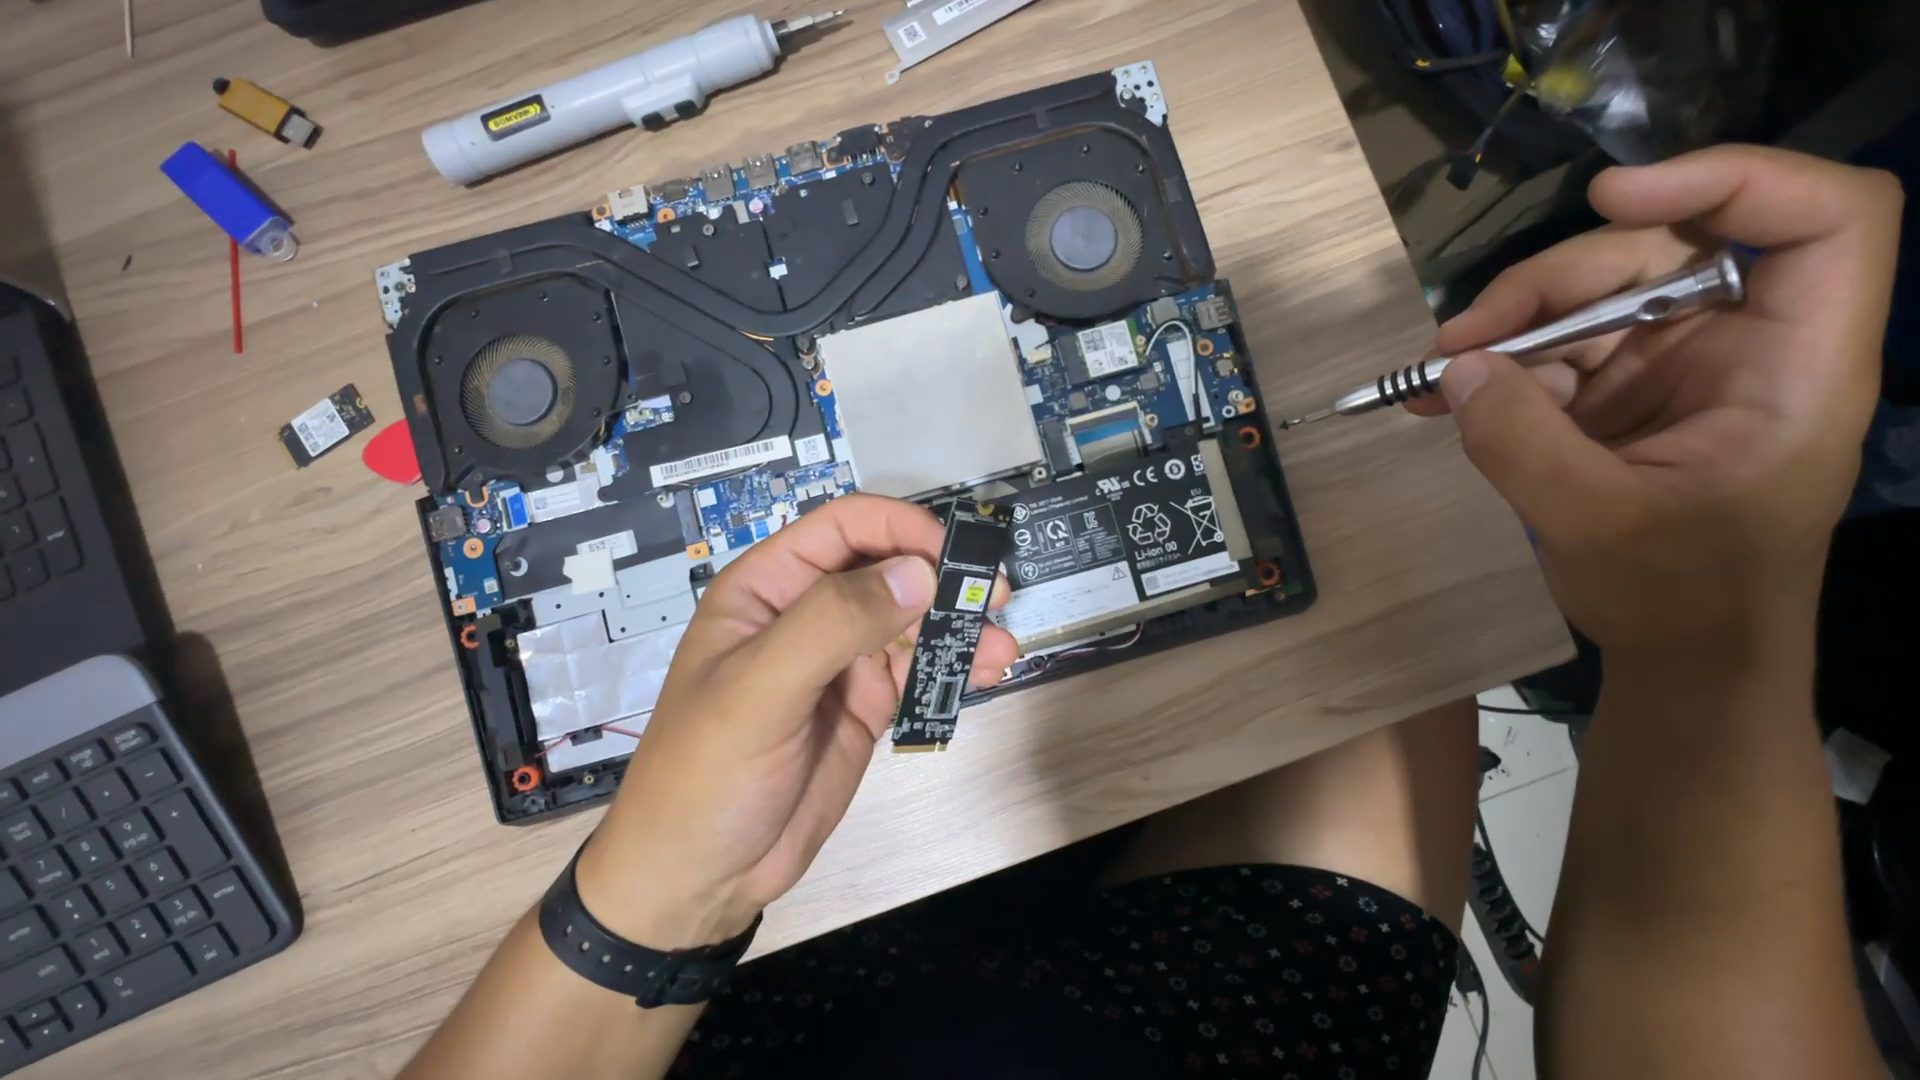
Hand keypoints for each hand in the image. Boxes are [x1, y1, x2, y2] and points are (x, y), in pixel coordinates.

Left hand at [571, 495, 1016, 946]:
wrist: (700, 876)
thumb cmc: (705, 773)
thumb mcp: (757, 691)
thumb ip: (831, 624)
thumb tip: (917, 573)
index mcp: (769, 588)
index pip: (844, 528)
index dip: (900, 528)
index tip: (950, 556)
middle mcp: (810, 612)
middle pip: (888, 568)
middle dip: (942, 577)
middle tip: (995, 597)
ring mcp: (842, 659)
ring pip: (913, 618)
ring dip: (959, 624)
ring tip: (1000, 647)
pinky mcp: (868, 702)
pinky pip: (919, 668)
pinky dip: (956, 664)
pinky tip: (986, 670)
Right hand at [1413, 145, 1902, 662]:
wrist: (1678, 652)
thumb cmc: (1678, 595)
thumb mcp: (1595, 522)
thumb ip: (1522, 441)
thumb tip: (1453, 369)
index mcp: (1792, 364)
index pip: (1818, 220)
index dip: (1728, 180)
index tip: (1611, 198)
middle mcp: (1738, 347)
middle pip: (1658, 253)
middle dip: (1550, 284)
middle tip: (1457, 338)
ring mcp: (1670, 370)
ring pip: (1587, 301)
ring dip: (1503, 331)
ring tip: (1431, 377)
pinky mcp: (1615, 398)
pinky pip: (1548, 356)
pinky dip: (1489, 371)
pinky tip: (1436, 397)